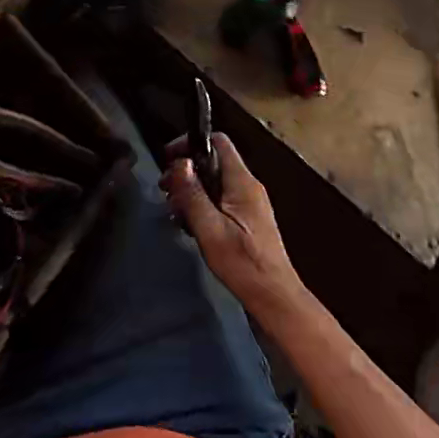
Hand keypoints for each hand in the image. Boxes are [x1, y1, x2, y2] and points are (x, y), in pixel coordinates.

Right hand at [162, 132, 307, 316]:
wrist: (273, 295)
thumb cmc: (242, 263)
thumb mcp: (210, 229)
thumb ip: (193, 195)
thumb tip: (180, 163)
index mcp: (242, 182)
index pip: (218, 142)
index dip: (191, 143)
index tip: (168, 160)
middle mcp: (248, 186)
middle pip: (213, 161)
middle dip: (186, 171)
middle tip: (165, 191)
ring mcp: (249, 201)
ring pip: (215, 181)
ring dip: (192, 190)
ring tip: (175, 211)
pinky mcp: (247, 217)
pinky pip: (221, 198)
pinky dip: (202, 204)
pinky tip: (190, 224)